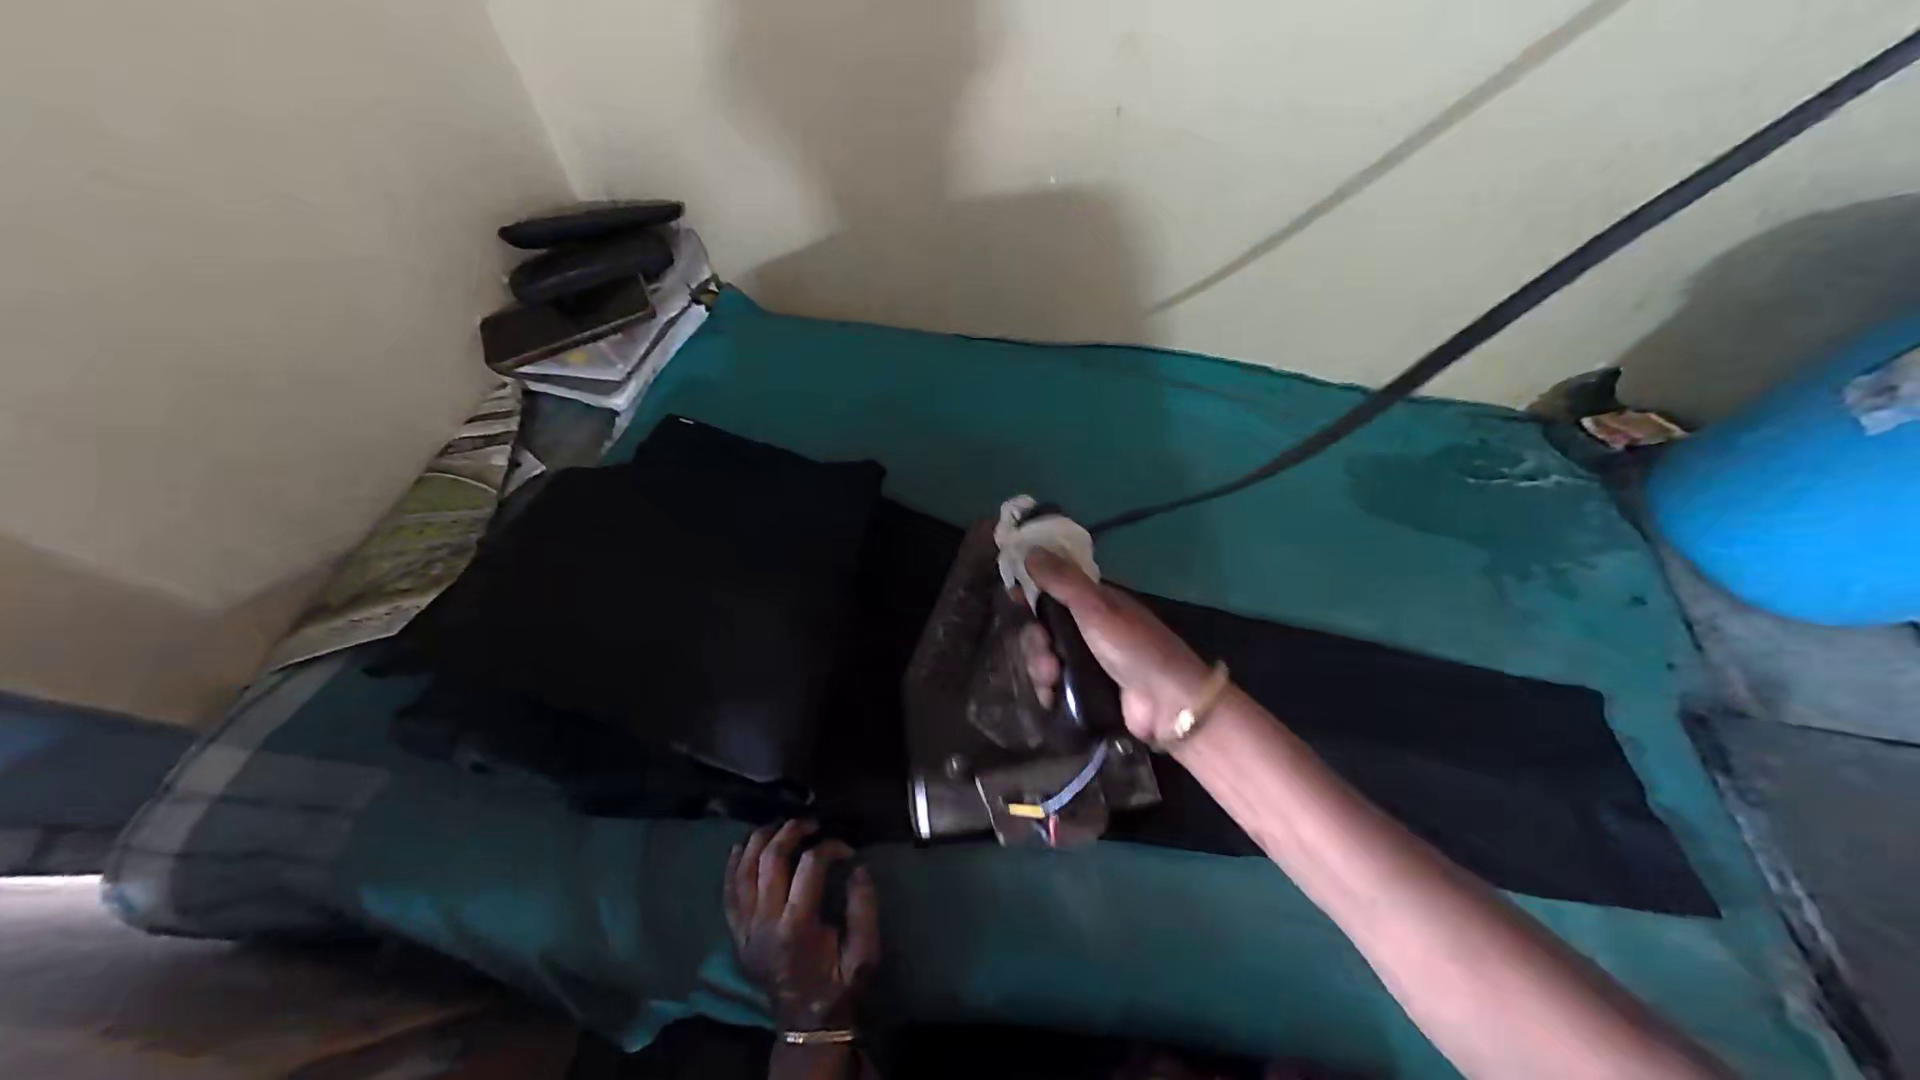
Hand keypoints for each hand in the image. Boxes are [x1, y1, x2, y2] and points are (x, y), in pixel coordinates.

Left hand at [725, 820, 878, 1030]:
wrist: (806, 1021)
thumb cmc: (839, 983)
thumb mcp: (864, 953)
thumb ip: (865, 908)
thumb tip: (858, 868)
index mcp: (797, 927)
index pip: (810, 866)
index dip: (830, 847)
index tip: (847, 850)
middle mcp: (764, 923)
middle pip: (770, 859)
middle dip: (791, 831)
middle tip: (811, 823)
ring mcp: (745, 928)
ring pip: (744, 869)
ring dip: (761, 839)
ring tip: (780, 824)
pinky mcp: (736, 932)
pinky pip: (728, 891)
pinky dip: (734, 863)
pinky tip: (744, 844)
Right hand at [1024, 549, 1214, 742]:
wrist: (1166, 703)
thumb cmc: (1133, 647)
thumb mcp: (1096, 607)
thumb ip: (1063, 580)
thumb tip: (1029, 550)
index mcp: (1094, 603)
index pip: (1052, 591)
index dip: (1032, 594)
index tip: (1014, 598)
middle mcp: (1087, 630)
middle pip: (1042, 629)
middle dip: (1036, 642)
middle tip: (1046, 653)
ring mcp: (1084, 662)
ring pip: (1043, 658)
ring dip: (1039, 668)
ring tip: (1051, 679)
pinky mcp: (1081, 692)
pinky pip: (1051, 685)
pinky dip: (1046, 690)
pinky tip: (1050, 696)